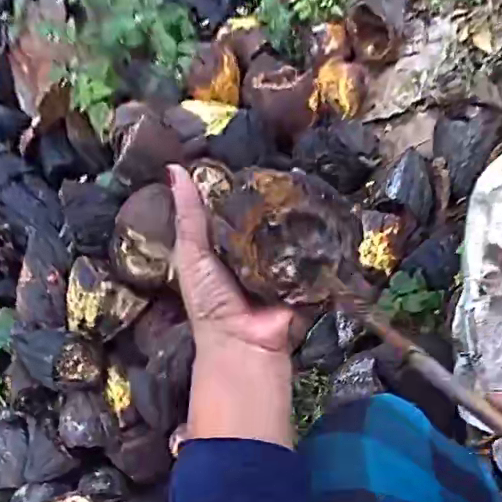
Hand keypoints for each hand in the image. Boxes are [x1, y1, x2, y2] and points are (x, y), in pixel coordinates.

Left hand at [170, 165, 295, 446]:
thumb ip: (188, 215)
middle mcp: (258, 254)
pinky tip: (326, 217)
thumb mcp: (191, 252)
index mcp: (228, 246)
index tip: (251, 160)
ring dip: (299, 218)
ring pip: (293, 235)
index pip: (236, 210)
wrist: (242, 341)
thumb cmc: (209, 300)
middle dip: (275, 200)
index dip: (241, 188)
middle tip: (287, 171)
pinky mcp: (306, 279)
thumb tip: (175, 168)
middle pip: (268, 220)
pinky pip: (314, 257)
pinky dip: (318, 243)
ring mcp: (284, 267)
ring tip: (310, 186)